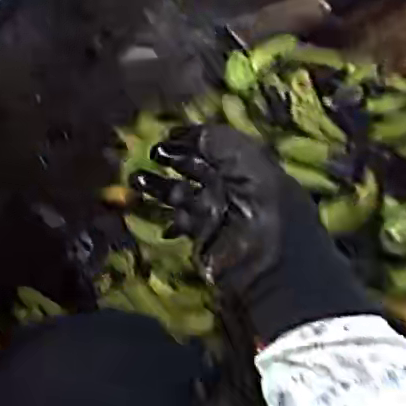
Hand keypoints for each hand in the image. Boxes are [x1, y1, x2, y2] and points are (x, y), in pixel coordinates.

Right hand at [132, 125, 375, 342]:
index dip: (192, 138)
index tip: (166, 135)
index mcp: (250, 169)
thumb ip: (219, 144)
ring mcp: (216, 214)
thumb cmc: (266, 214)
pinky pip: (178, 219)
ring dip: (157, 185)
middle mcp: (232, 188)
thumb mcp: (250, 168)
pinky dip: (163, 214)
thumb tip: (184, 133)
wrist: (270, 272)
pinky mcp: (202, 237)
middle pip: (196, 167)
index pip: (216, 146)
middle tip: (151, 154)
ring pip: (180, 192)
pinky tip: (149, 208)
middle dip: (172, 158)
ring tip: (135, 179)